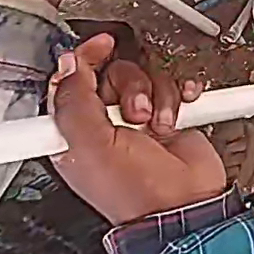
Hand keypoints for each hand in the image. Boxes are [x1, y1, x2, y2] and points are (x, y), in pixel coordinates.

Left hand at [50, 34, 222, 223]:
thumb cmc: (135, 192)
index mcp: (78, 131)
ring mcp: (142, 120)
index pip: (73, 79)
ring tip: (159, 125)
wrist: (186, 206)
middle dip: (131, 88)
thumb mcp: (91, 147)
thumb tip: (67, 63)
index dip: (86, 59)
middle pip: (116, 74)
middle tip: (136, 114)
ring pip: (149, 78)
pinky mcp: (172, 118)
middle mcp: (108, 123)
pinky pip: (177, 86)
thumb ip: (74, 102)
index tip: (102, 47)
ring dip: (160, 97)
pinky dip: (183, 95)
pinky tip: (182, 111)